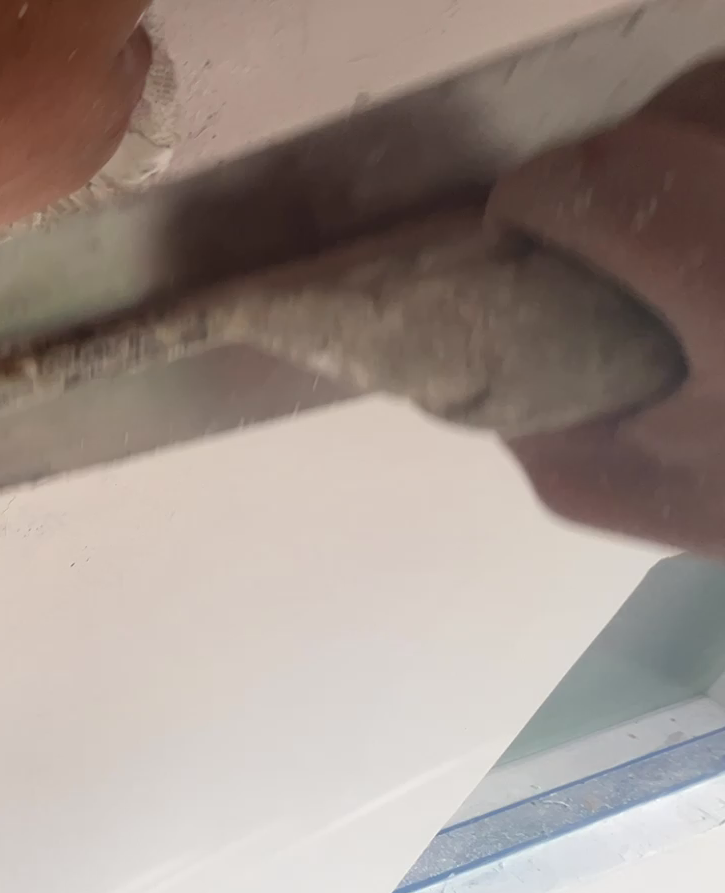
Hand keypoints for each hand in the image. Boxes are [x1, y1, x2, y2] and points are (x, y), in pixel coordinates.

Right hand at [488, 62, 724, 555]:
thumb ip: (535, 417)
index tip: (516, 243)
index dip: (526, 199)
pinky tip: (723, 197)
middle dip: (608, 162)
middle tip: (600, 226)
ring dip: (690, 132)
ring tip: (680, 204)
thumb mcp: (620, 487)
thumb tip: (489, 349)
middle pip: (681, 107)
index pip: (599, 176)